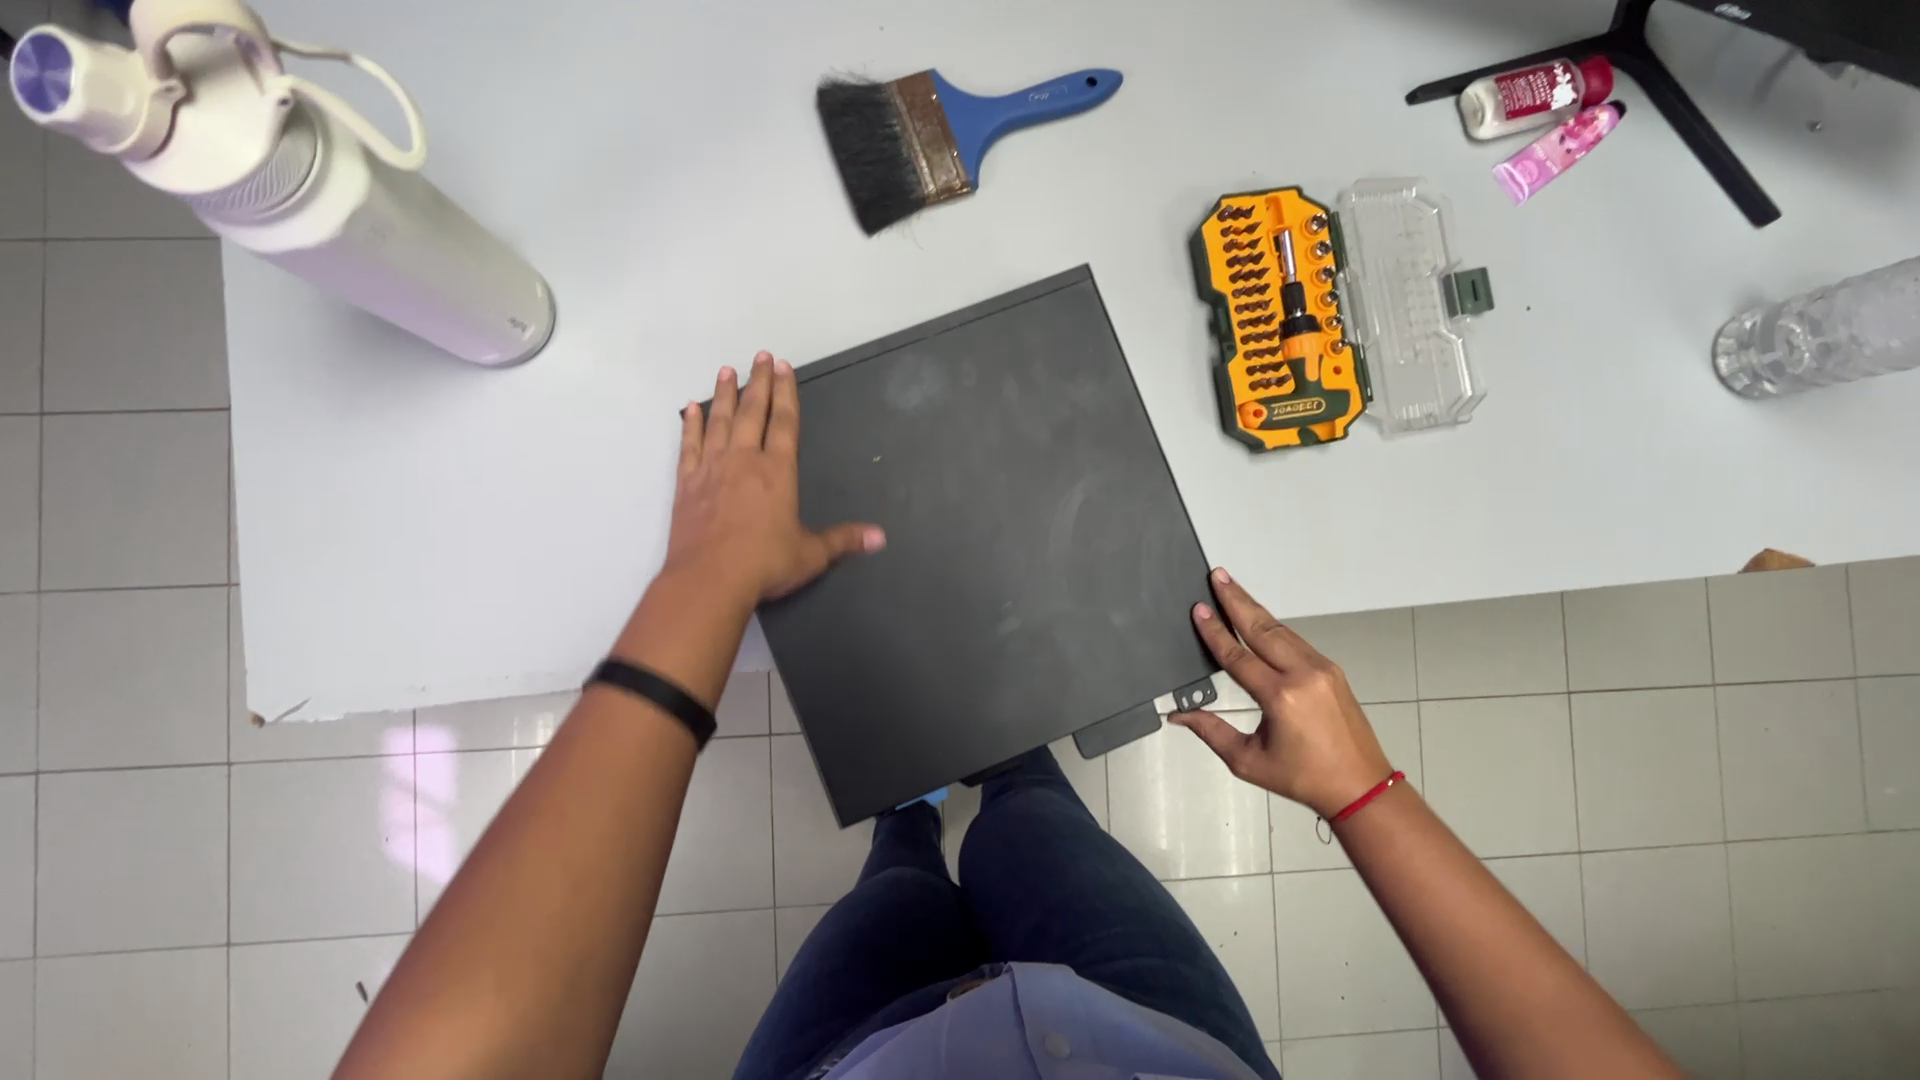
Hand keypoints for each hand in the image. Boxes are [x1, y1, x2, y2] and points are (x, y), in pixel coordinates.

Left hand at [666, 352, 884, 602]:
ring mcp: (712, 469)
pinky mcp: (687, 484)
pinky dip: (689, 425)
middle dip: (759, 383)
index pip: (785, 423)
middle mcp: (744, 460)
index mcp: (778, 471)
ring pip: (719, 421)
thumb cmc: (765, 564)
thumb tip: (880, 537)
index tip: (784, 368)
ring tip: (727, 370)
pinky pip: (689, 445)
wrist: (709, 579)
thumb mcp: (812, 554)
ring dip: (724, 394)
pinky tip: (689, 408)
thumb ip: (844, 540)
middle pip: (753, 412)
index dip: (786, 393)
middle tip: (760, 356)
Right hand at [1171, 567, 1393, 818]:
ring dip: (1253, 607)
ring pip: (1280, 630)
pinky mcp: (1331, 670)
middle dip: (1236, 600)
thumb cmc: (1302, 778)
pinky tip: (1258, 617)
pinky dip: (1272, 625)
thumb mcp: (1249, 761)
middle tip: (1216, 575)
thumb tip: (1177, 715)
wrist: (1362, 787)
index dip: (1215, 632)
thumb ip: (1211, 732)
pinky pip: (1295, 641)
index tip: (1198, 608)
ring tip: (1231, 586)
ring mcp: (1321, 668)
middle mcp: (1302, 675)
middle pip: (1262, 629)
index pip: (1238, 656)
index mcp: (1280, 697)